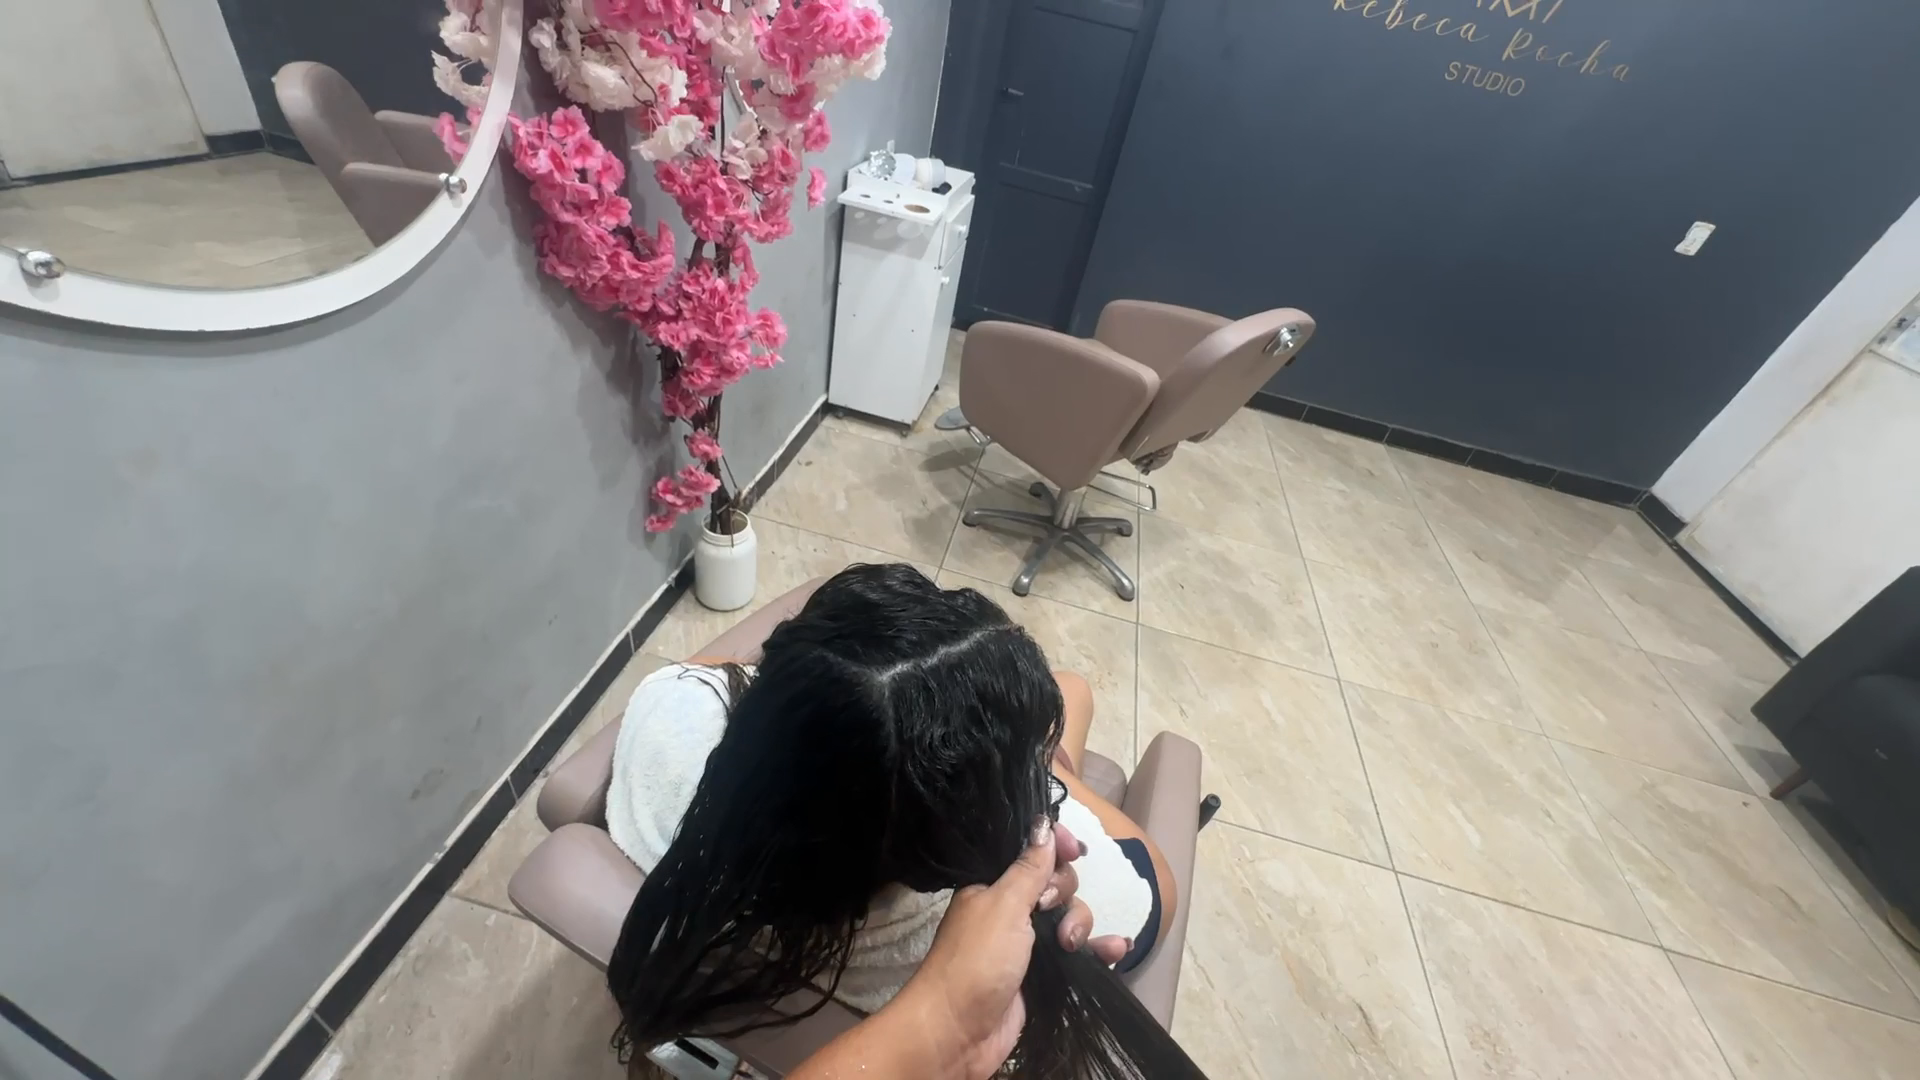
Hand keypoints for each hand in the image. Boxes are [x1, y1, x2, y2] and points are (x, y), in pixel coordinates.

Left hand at [895, 819, 1123, 1079]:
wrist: (959, 1033)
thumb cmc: (976, 960)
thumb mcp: (1003, 905)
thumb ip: (1029, 867)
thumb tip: (1044, 824)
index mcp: (994, 883)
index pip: (1032, 851)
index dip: (1055, 845)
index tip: (1074, 848)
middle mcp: (1012, 908)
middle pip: (1056, 882)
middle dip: (1064, 891)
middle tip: (1049, 909)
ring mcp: (1028, 942)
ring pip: (1069, 916)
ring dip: (1081, 923)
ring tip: (1070, 944)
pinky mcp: (1044, 974)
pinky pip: (1078, 952)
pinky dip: (1098, 949)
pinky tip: (1117, 949)